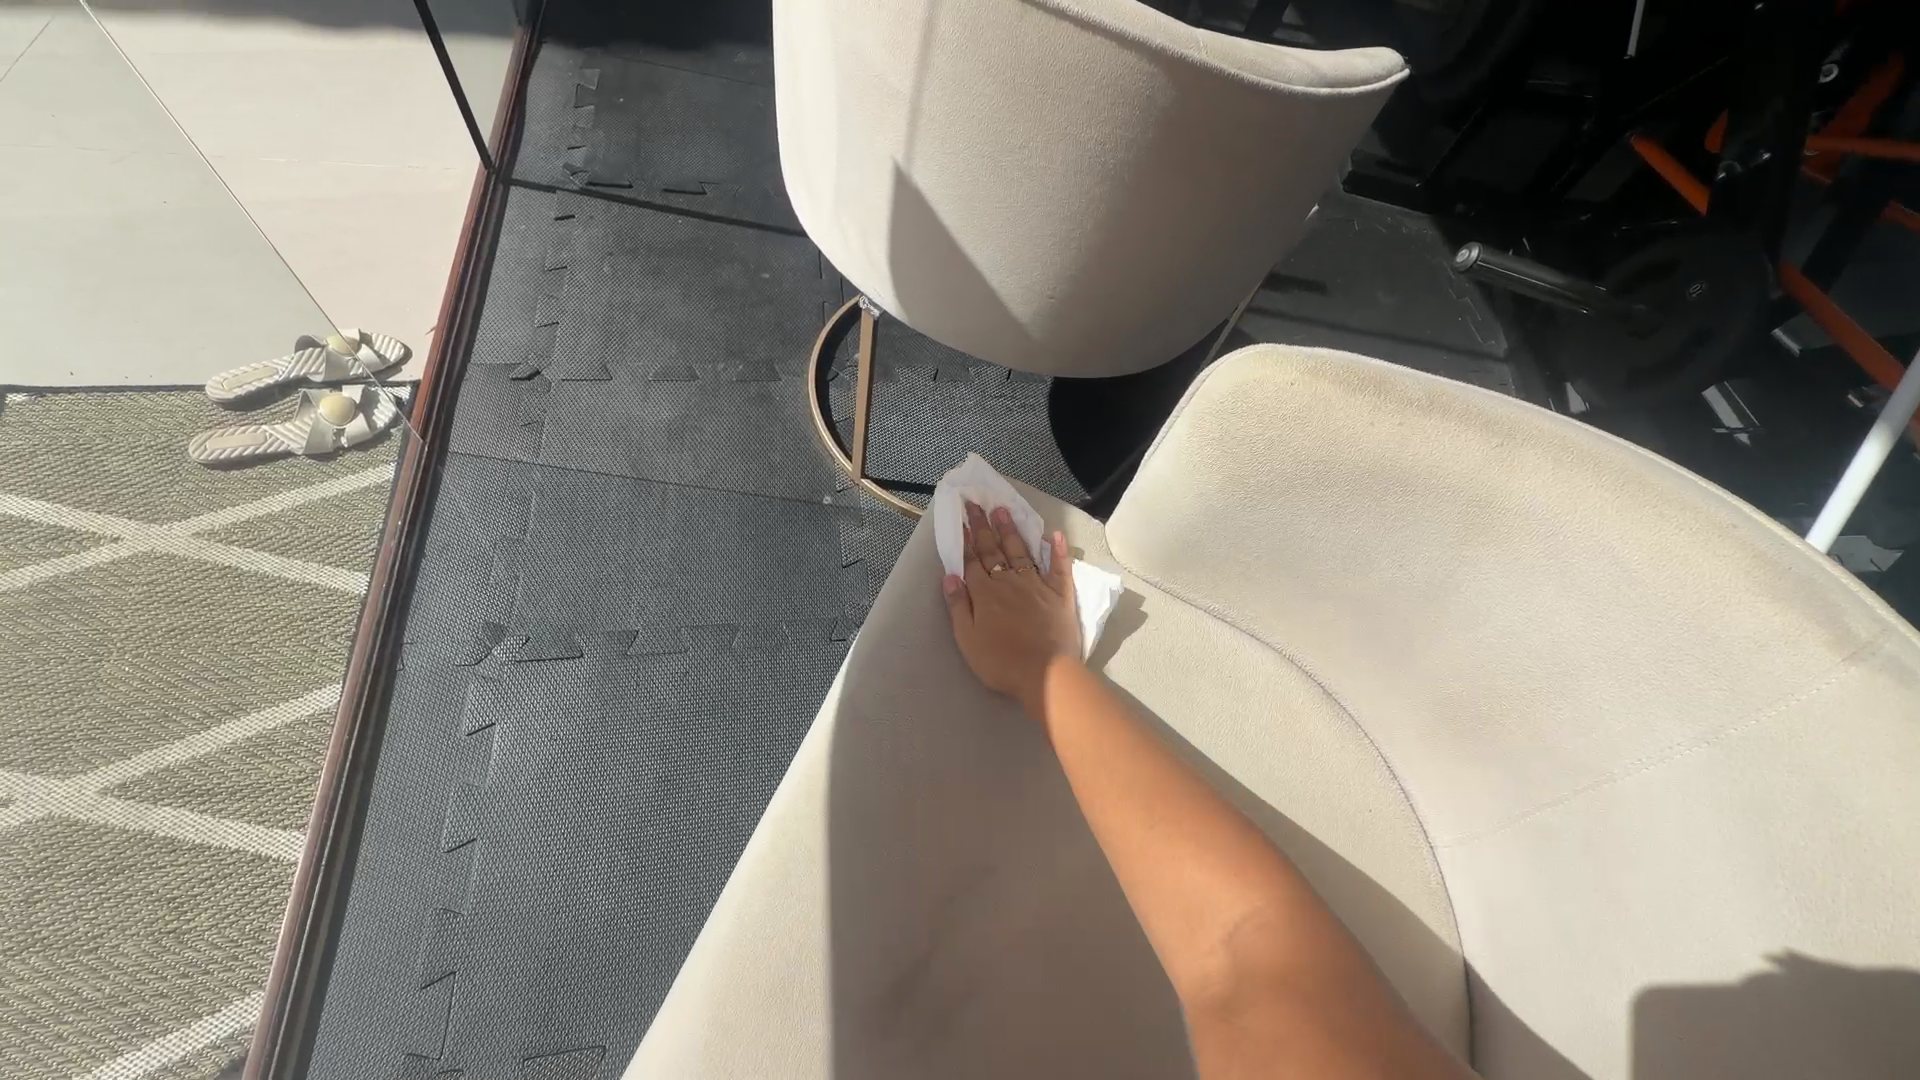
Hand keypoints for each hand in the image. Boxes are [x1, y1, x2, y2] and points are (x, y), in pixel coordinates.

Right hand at [942, 502, 1081, 714]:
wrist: (1044, 673)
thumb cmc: (1000, 661)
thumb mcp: (967, 638)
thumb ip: (958, 605)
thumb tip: (949, 575)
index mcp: (985, 593)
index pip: (972, 561)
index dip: (965, 540)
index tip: (962, 519)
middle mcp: (1009, 582)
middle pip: (993, 550)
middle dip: (983, 526)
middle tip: (978, 504)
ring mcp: (1036, 585)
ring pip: (1021, 552)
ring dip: (1011, 531)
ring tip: (1003, 511)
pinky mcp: (1060, 594)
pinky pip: (1059, 567)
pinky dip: (1057, 550)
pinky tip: (1055, 534)